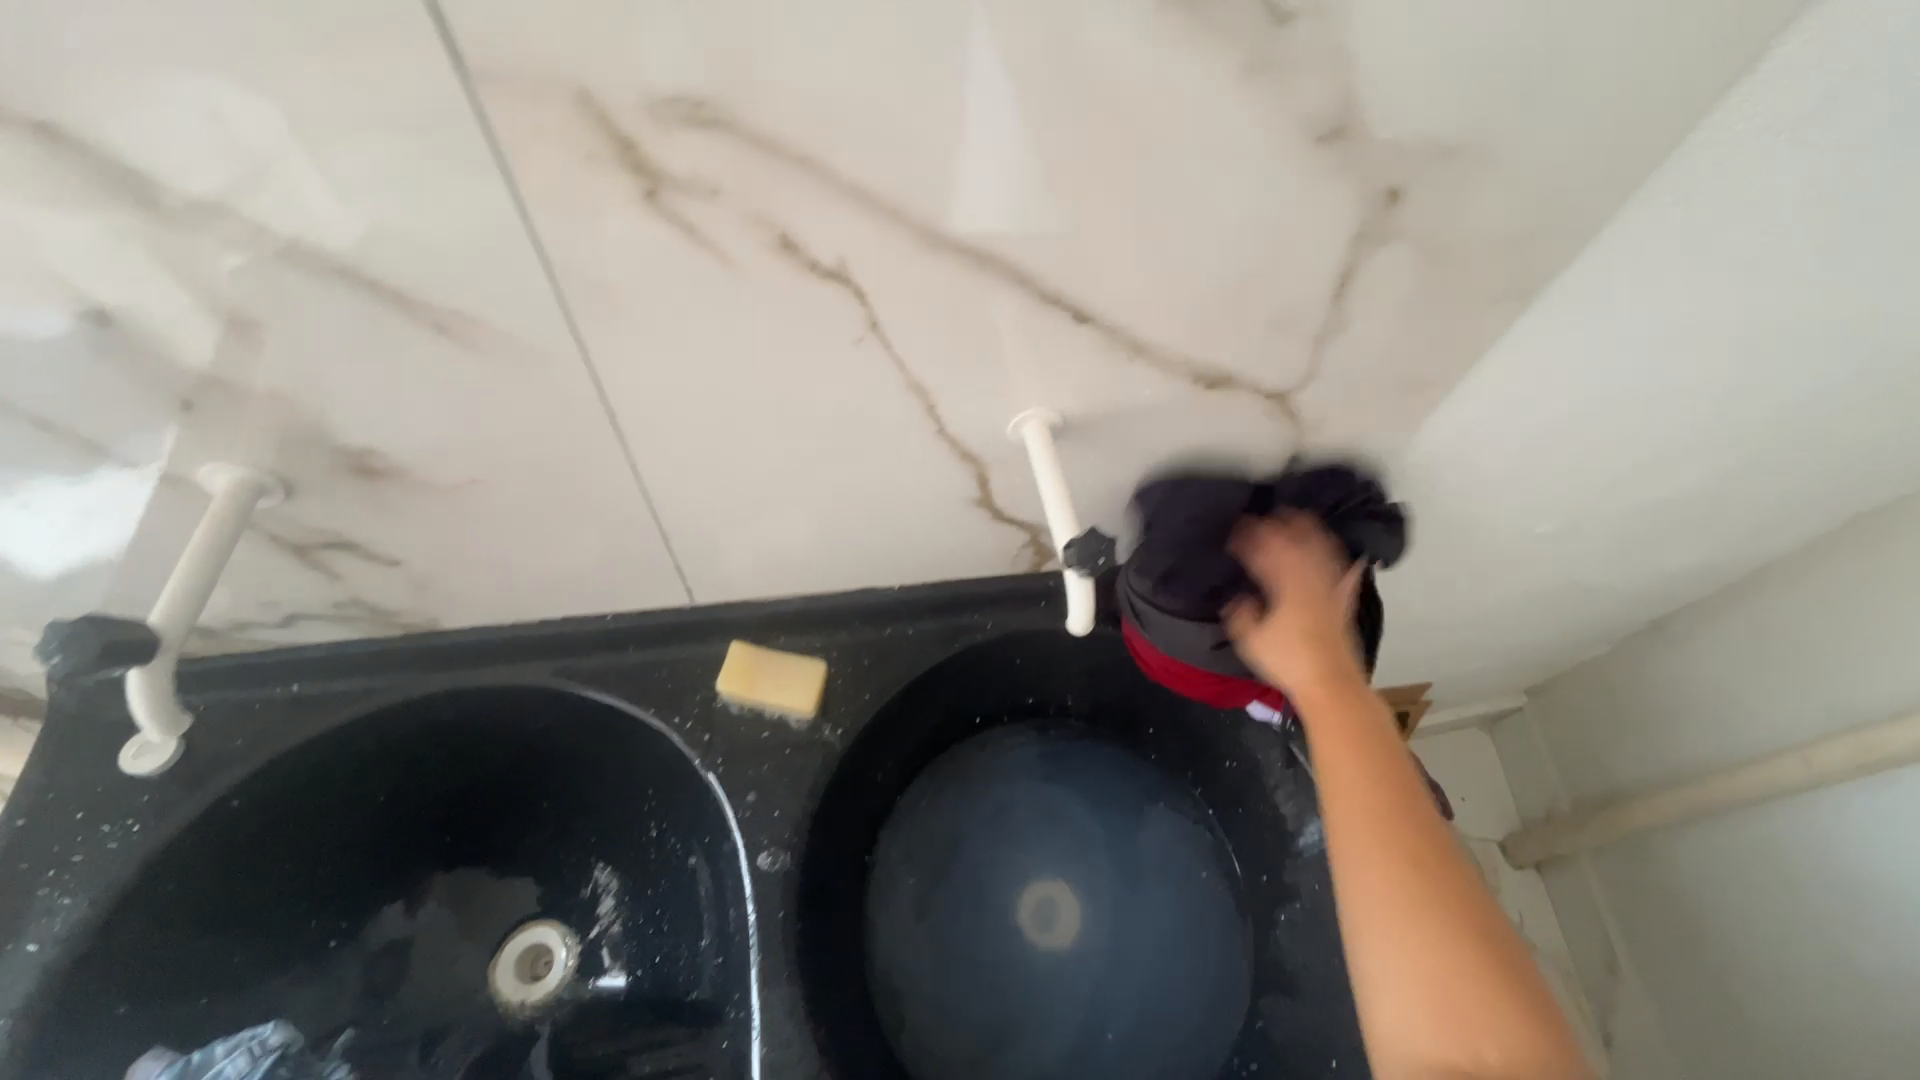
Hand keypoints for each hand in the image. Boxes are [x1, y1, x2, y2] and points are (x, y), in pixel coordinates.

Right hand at [1222, 513, 1368, 699]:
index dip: (1247, 537)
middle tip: (1260, 519)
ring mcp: (1331, 587)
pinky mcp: (1344, 600)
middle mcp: (1310, 578)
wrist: (1331, 683)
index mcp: (1284, 583)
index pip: (1263, 550)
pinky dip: (1337, 556)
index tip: (1234, 530)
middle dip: (1276, 525)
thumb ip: (1240, 614)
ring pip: (1321, 548)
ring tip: (1295, 519)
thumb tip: (1238, 599)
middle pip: (1294, 541)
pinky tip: (1338, 551)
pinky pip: (1343, 569)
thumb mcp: (1250, 639)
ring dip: (1307, 530)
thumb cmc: (1288, 661)